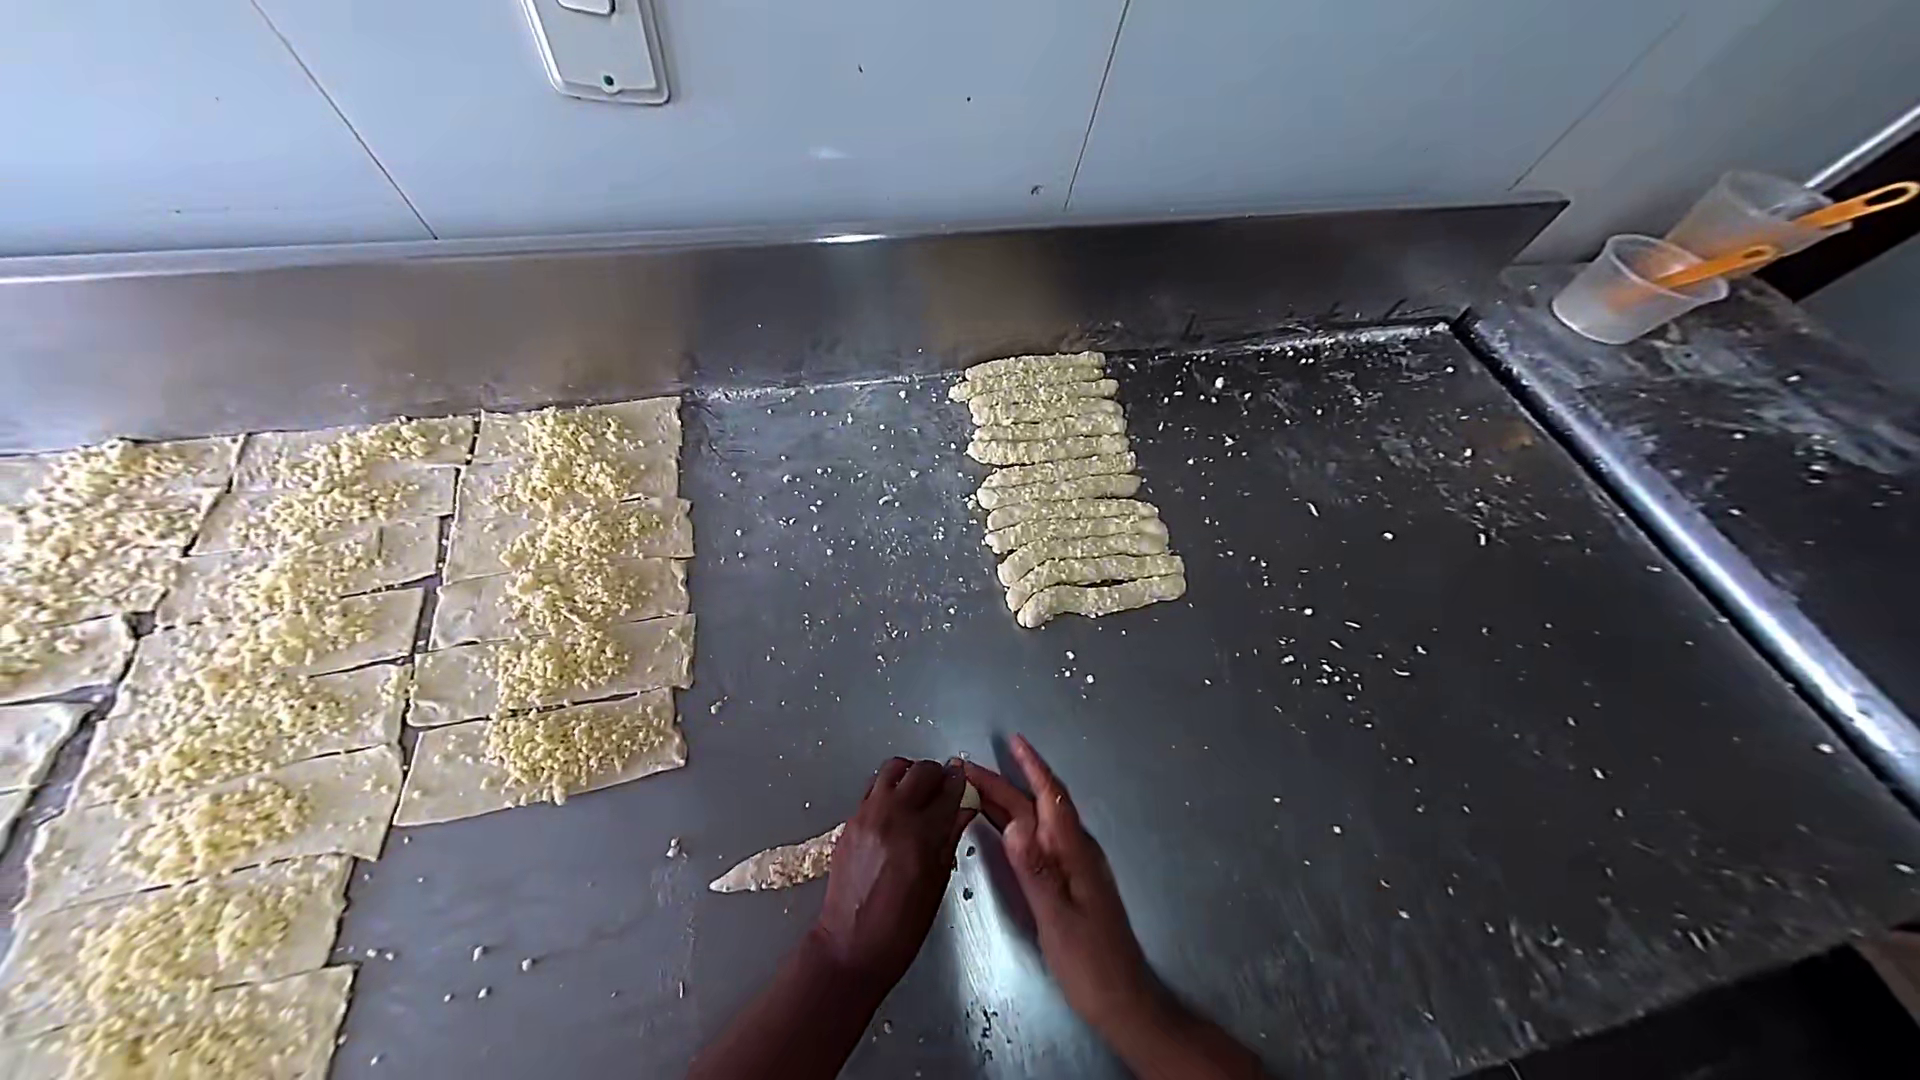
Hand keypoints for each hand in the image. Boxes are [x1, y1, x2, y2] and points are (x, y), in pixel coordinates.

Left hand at [811, 758, 974, 990]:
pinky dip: (889, 788)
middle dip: (938, 774)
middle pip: (921, 771)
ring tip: (918, 790)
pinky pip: (873, 788)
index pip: (948, 791)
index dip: (960, 783)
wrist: (849, 946)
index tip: (965, 780)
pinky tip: (896, 806)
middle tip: (944, 785)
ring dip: (911, 774)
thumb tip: (964, 809)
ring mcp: (868, 815)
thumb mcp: (937, 883)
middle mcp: (893, 817)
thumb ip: (950, 838)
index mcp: (921, 836)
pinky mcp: (850, 820)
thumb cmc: (901, 927)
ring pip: (893, 769)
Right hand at [963, 736, 1155, 1030]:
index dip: (1032, 766)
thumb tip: (1013, 823)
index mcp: (1073, 850)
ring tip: (972, 785)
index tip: (1013, 740)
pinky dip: (1012, 822)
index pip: (1049, 797)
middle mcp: (1072, 849)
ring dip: (1004, 799)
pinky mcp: (1065, 879)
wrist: (1121, 1000)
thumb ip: (1036, 870)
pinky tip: (998, 824)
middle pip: (1034, 805)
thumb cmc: (1090, 962)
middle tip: (965, 767)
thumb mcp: (1057, 918)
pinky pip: (1034, 838)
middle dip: (1001, 781)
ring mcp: (1070, 864)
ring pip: (1033, 820)